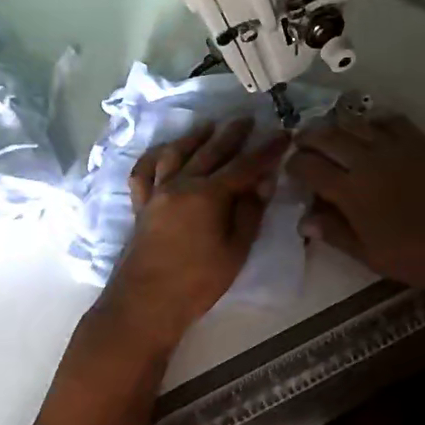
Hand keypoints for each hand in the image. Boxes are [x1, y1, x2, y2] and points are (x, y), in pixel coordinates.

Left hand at [97, 119, 288, 347]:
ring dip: (195, 137)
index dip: (266, 151)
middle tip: (248, 119)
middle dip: (232, 135)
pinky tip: (162, 152)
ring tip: (209, 126)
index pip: (244, 166)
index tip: (283, 135)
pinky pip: (143, 173)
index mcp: (208, 195)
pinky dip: (153, 158)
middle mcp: (181, 185)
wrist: (146, 304)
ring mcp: (157, 193)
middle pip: (210, 152)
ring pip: (176, 154)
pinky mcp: (141, 206)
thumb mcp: (235, 250)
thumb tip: (263, 182)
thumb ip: (250, 213)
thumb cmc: (197, 282)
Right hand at [288, 112, 424, 293]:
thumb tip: (305, 221)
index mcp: (352, 191)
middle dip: (308, 139)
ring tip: (329, 136)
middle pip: (327, 137)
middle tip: (301, 146)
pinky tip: (370, 132)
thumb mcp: (373, 257)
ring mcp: (394, 146)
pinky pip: (388, 120)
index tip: (291, 171)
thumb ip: (337, 235)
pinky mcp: (418, 140)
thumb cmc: (423, 257)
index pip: (310, 168)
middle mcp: (367, 160)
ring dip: (335, 127)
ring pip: (354, 123)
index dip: (294, 166)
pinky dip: (371, 122)